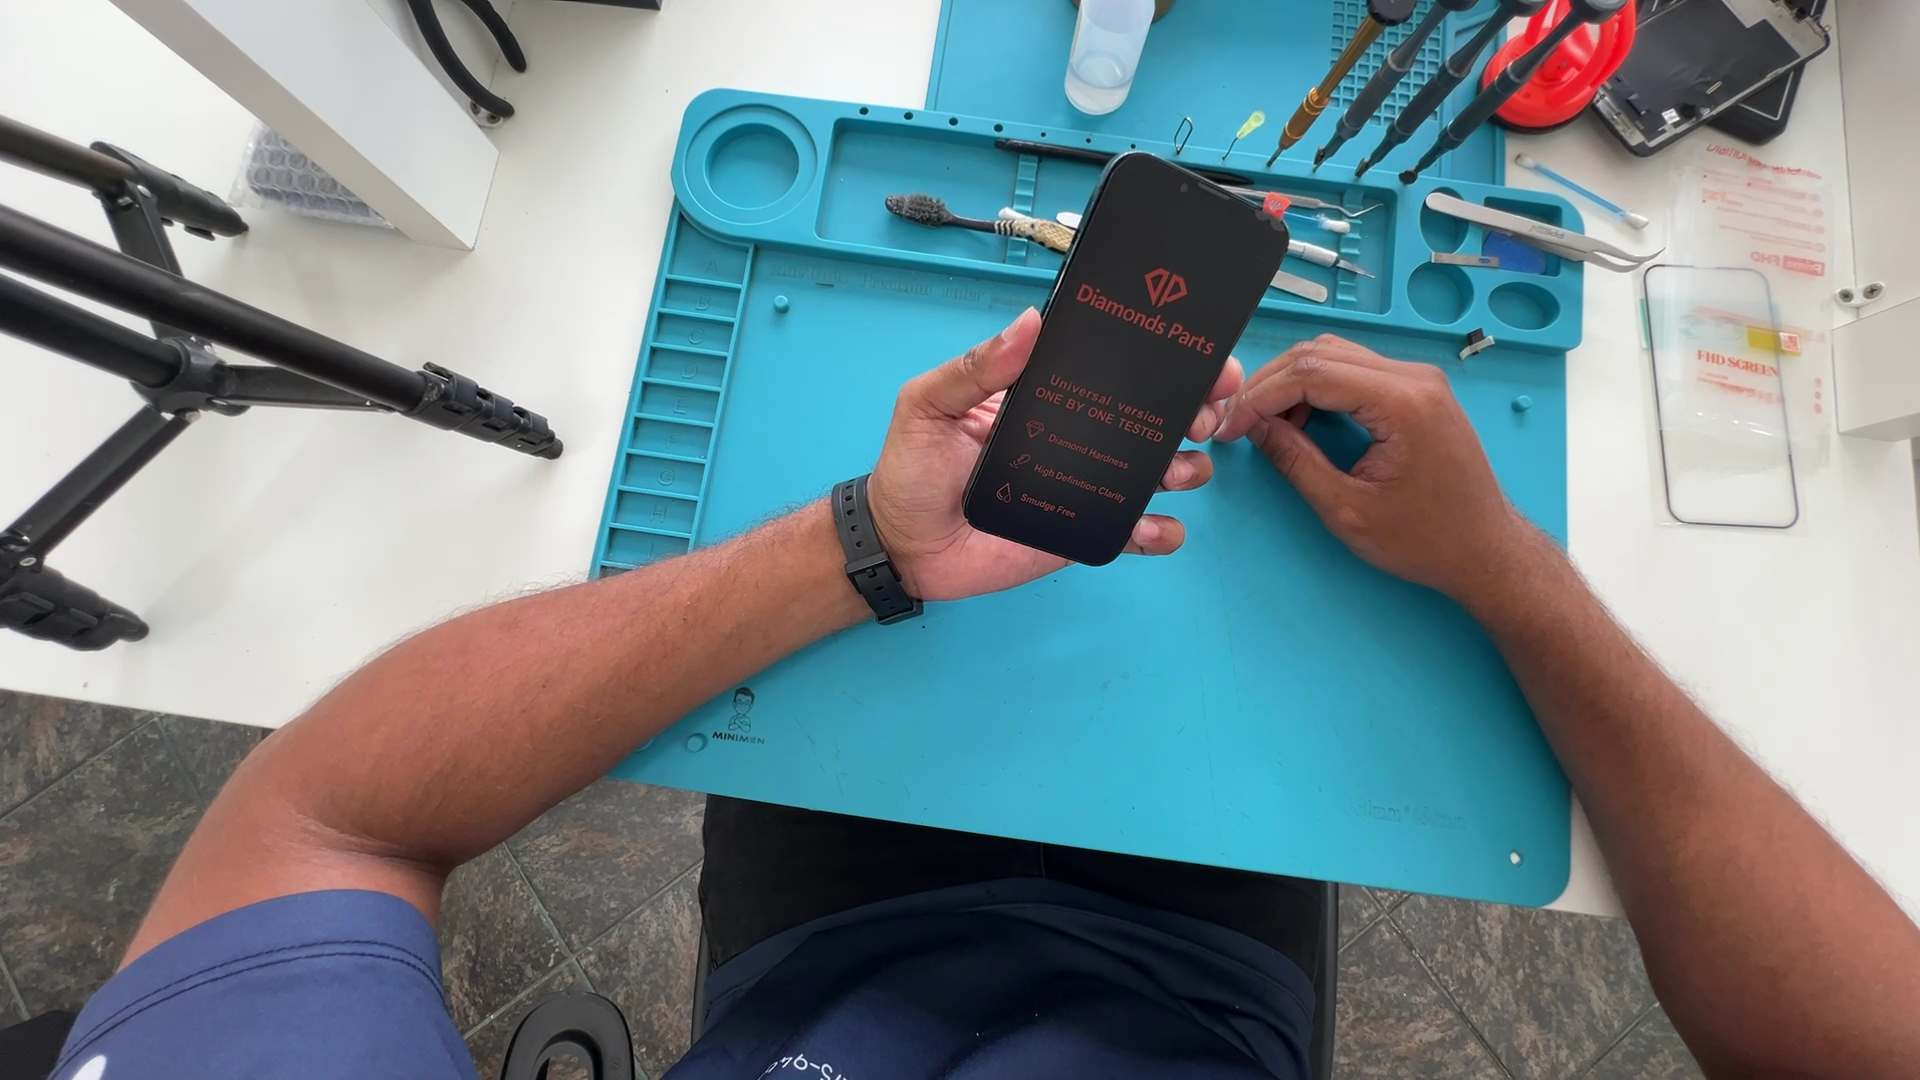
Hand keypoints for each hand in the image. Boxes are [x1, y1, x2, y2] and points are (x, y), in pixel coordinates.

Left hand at [868, 308, 1242, 601]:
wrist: (904, 547)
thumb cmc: (911, 471)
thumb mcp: (929, 406)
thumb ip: (975, 369)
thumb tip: (1030, 321)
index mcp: (1045, 396)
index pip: (1111, 369)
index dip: (1159, 359)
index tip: (1195, 350)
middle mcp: (1075, 435)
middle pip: (1149, 416)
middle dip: (1192, 409)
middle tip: (1203, 414)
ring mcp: (1083, 485)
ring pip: (1155, 471)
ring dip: (1185, 466)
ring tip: (1183, 470)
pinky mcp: (1082, 532)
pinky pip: (1132, 532)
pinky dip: (1159, 532)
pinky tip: (1159, 528)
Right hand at [1213, 334, 1538, 601]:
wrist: (1484, 549)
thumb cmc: (1422, 538)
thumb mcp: (1345, 509)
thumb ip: (1296, 462)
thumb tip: (1256, 429)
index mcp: (1402, 403)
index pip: (1311, 374)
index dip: (1259, 398)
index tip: (1230, 429)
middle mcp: (1414, 378)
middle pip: (1319, 353)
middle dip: (1267, 385)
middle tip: (1238, 423)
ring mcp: (1417, 381)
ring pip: (1332, 355)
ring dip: (1288, 383)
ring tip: (1263, 423)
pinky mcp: (1415, 391)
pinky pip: (1351, 371)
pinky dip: (1314, 388)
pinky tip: (1298, 420)